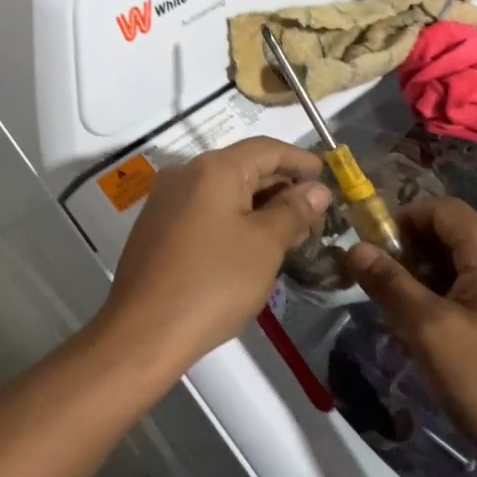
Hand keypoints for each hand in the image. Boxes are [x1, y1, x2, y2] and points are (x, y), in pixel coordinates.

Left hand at [97, 138, 329, 374]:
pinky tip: (253, 244)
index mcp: (212, 169)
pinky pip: (205, 209)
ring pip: (223, 190)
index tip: (330, 178)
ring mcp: (166, 199)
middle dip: (282, 186)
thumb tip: (316, 189)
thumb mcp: (264, 246)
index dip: (301, 160)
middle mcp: (184, 173)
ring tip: (292, 233)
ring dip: (259, 205)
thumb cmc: (213, 282)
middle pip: (243, 166)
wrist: (145, 328)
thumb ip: (292, 211)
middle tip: (317, 216)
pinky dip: (233, 218)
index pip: (266, 148)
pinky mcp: (158, 226)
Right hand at [346, 199, 476, 476]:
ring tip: (406, 321)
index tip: (373, 248)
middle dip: (414, 254)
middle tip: (383, 288)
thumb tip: (355, 248)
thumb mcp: (429, 332)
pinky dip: (456, 308)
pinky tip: (443, 347)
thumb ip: (389, 284)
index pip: (448, 210)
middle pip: (460, 241)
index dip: (405, 217)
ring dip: (432, 284)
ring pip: (473, 276)